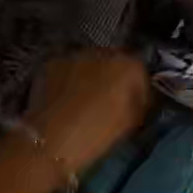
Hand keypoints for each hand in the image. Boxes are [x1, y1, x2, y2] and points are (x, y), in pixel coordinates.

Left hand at [22, 50, 150, 176]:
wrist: (52, 140)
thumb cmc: (98, 135)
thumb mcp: (132, 122)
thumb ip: (140, 102)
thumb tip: (138, 96)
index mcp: (130, 66)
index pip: (141, 71)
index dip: (138, 88)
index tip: (134, 104)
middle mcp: (105, 52)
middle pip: (114, 61)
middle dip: (113, 76)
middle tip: (107, 99)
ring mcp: (76, 54)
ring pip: (89, 62)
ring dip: (90, 75)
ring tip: (83, 98)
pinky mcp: (53, 62)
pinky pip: (67, 68)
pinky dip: (68, 78)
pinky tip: (63, 97)